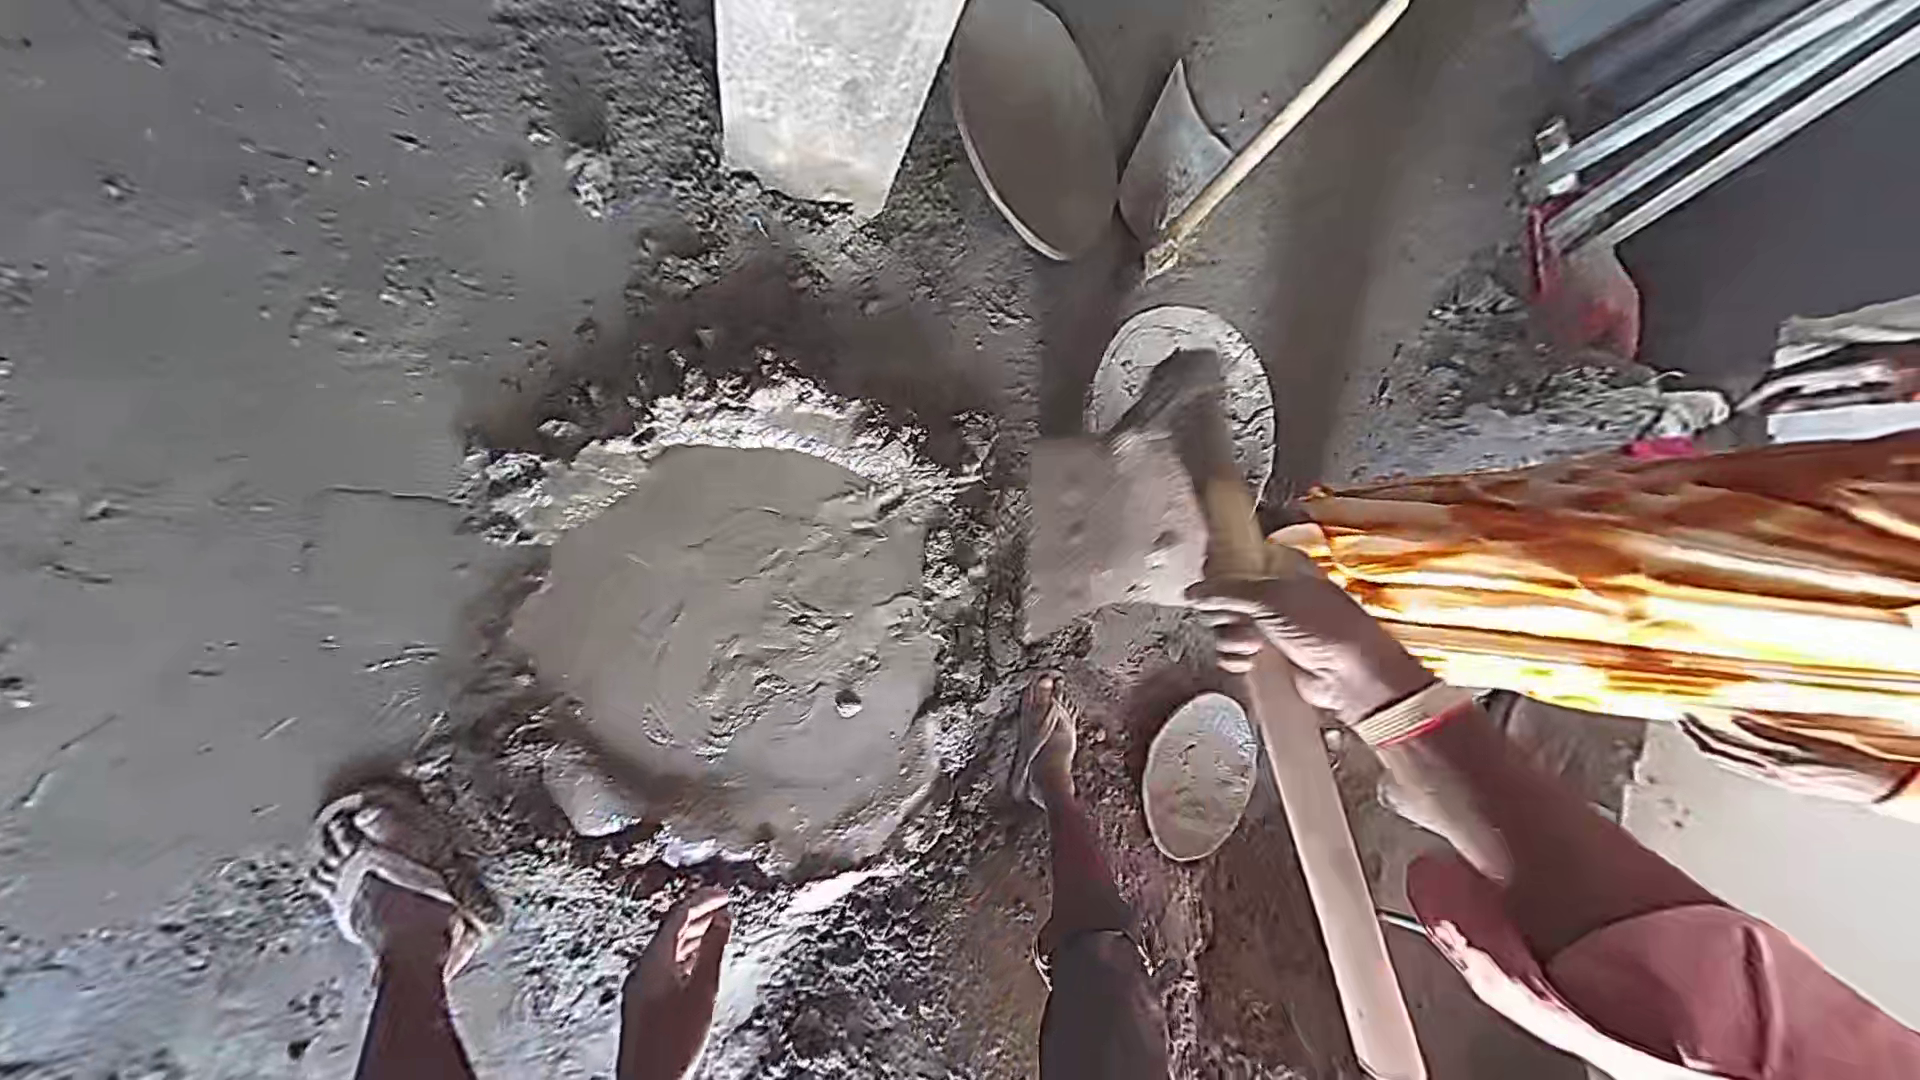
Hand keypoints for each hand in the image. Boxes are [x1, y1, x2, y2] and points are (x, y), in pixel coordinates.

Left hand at [621, 888, 730, 1079]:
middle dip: (700, 914)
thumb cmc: (674, 1042)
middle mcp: (643, 969)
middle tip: (724, 906)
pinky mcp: (644, 1001)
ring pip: (669, 947)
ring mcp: (641, 986)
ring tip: (719, 927)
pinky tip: (702, 959)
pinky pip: (666, 964)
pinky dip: (687, 953)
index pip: (679, 915)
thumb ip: (713, 949)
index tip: (725, 895)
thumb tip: (723, 918)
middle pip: (672, 929)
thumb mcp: (703, 989)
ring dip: (695, 933)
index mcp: (653, 961)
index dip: (704, 901)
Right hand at [1185, 545, 1432, 724]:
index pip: (1237, 561)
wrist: (1351, 678)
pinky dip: (1235, 657)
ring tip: (1252, 644)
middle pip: (1224, 596)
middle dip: (1225, 612)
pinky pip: (1231, 650)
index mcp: (1281, 568)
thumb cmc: (1324, 627)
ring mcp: (1269, 625)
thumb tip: (1192, 592)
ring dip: (1231, 638)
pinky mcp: (1266, 653)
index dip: (1220, 572)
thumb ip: (1225, 592)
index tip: (1211, 583)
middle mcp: (1273, 594)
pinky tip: (1250, 660)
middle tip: (1239, 618)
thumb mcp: (1270, 598)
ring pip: (1224, 625)